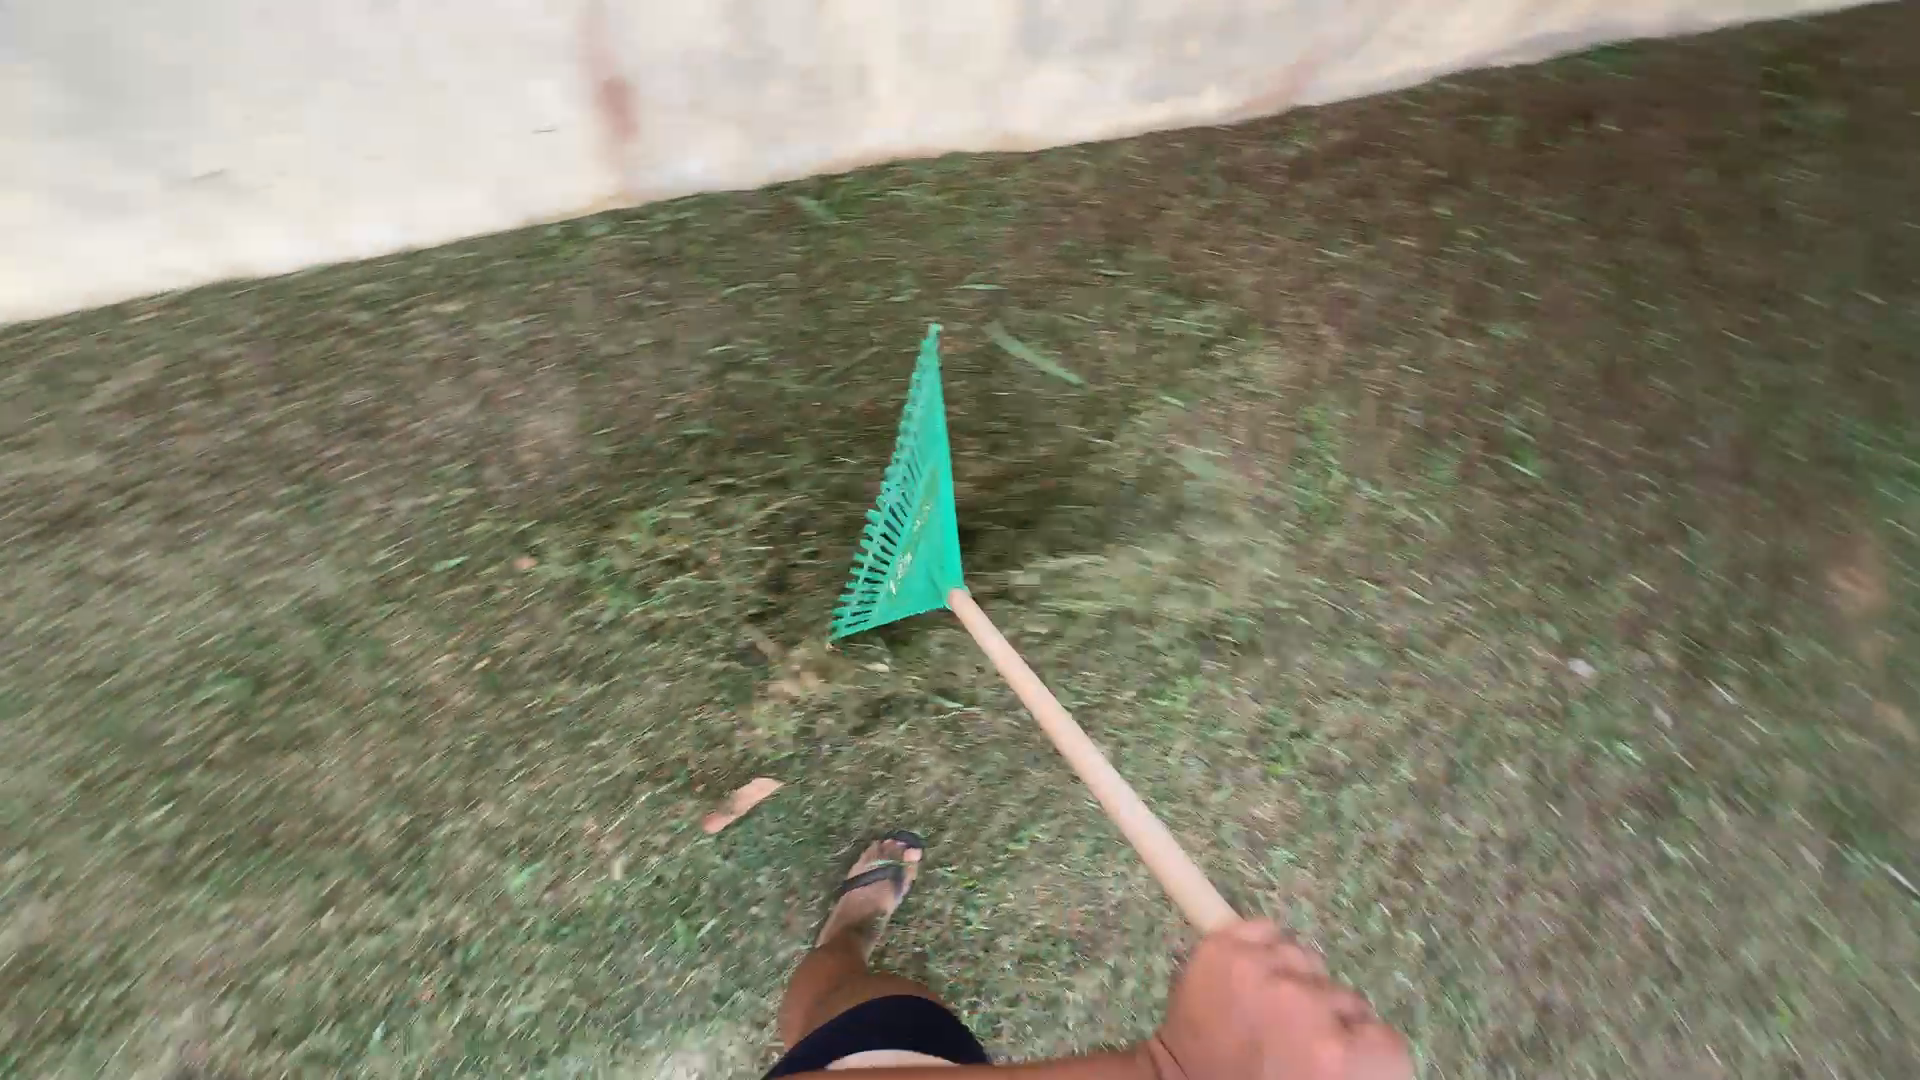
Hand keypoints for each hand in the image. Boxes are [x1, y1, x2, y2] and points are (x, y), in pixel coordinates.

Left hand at [1141, 920, 1411, 1079]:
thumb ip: (1355, 1067)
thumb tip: (1369, 1043)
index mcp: (1337, 1057)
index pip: (1388, 1041)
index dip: (1370, 1051)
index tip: (1349, 1057)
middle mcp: (1302, 1004)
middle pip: (1345, 997)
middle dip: (1331, 1016)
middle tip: (1301, 1037)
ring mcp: (1258, 968)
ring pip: (1306, 958)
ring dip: (1298, 978)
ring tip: (1275, 1005)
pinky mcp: (1223, 945)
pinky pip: (1266, 928)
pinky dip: (1267, 945)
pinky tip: (1258, 973)